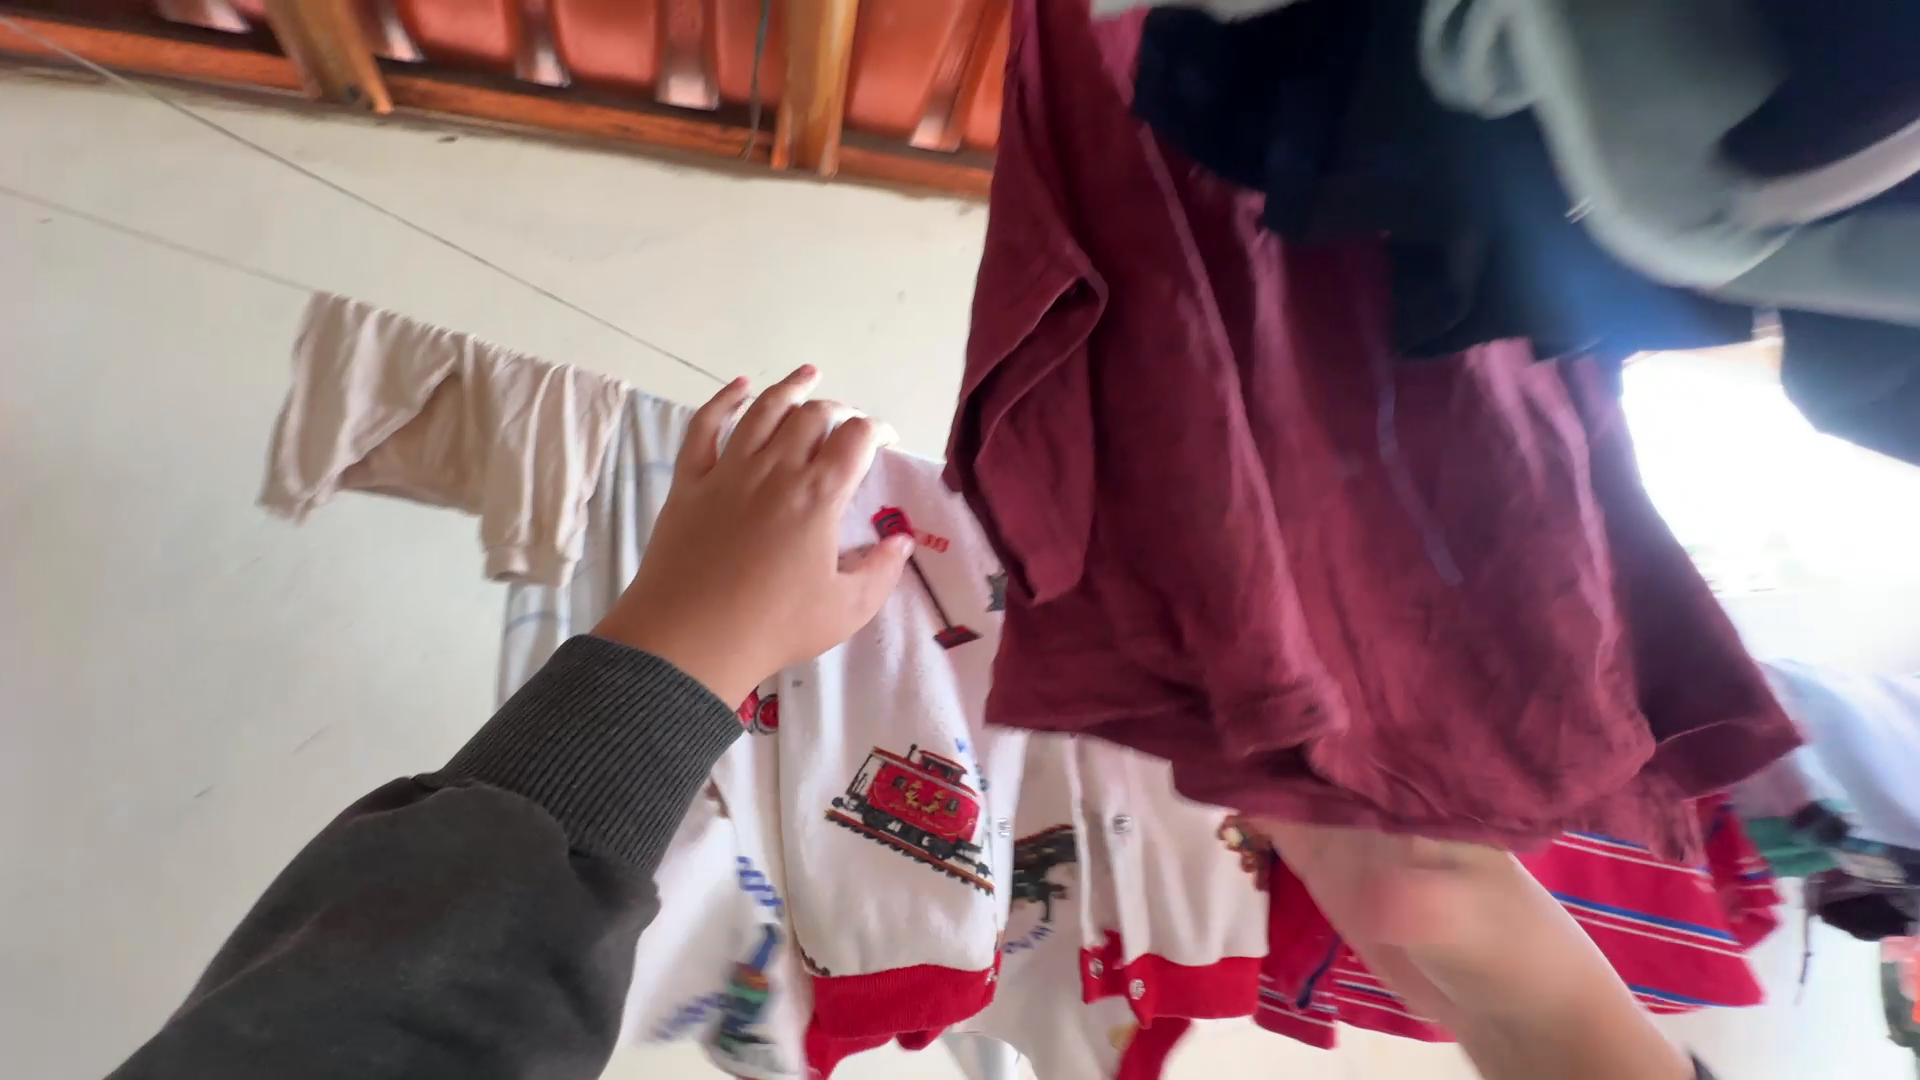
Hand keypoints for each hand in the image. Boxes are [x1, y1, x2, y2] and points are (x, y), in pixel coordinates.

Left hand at [592, 366, 913, 704]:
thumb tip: (902, 540)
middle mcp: (776, 469)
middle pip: (813, 415)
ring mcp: (729, 470)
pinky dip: (724, 399)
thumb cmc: (775, 627)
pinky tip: (739, 386)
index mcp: (819, 496)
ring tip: (808, 374)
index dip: (878, 429)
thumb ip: (882, 570)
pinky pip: (706, 426)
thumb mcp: (847, 609)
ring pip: (763, 409)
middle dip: (839, 408)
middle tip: (849, 421)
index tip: (886, 438)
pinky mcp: (691, 481)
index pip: (856, 438)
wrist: (690, 641)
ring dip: (790, 387)